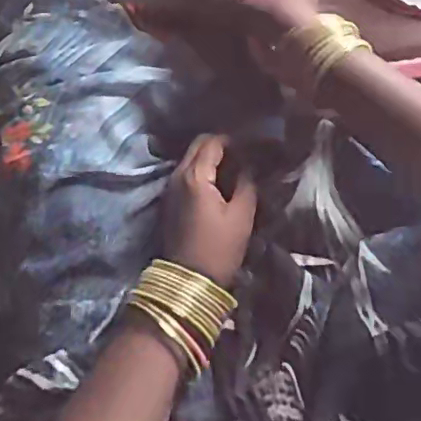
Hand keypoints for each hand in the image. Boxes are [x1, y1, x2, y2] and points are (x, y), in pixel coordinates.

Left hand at [165, 135, 257, 286]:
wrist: (188, 280)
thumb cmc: (218, 249)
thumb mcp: (241, 216)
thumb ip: (247, 184)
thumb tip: (249, 165)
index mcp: (195, 175)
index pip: (213, 142)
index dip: (234, 140)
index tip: (252, 146)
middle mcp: (177, 174)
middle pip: (198, 145)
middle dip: (220, 145)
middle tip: (243, 155)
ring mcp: (170, 186)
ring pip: (190, 158)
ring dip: (210, 157)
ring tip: (234, 168)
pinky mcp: (169, 199)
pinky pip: (185, 172)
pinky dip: (201, 170)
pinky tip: (219, 182)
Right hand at [172, 0, 320, 44]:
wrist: (304, 52)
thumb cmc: (276, 19)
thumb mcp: (244, 8)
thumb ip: (225, 1)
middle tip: (233, 3)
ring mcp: (305, 9)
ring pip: (276, 6)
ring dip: (261, 14)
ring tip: (241, 23)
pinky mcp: (306, 30)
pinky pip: (281, 25)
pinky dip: (270, 30)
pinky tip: (255, 38)